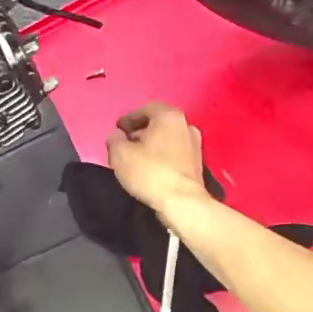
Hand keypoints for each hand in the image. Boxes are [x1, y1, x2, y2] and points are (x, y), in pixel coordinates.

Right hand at [105, 102, 209, 220]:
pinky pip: (174, 154)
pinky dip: (162, 157)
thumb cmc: (150, 173)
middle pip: (158, 123)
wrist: (182, 202)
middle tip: (125, 142)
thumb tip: (117, 135)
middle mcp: (186, 125)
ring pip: (168, 139)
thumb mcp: (120, 154)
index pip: (146, 109)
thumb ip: (115, 139)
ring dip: (152, 145)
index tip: (117, 129)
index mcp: (169, 116)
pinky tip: (151, 169)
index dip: (128, 118)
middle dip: (140, 131)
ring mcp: (195, 145)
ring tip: (136, 157)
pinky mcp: (197, 165)